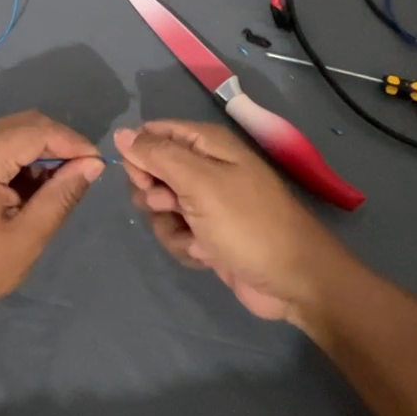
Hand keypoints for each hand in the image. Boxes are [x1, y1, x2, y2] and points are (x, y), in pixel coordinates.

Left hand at [0, 111, 105, 326]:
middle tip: (85, 174)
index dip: (73, 142)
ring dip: (42, 151)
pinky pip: (0, 146)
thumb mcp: (29, 235)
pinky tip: (36, 188)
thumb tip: (93, 164)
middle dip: (60, 143)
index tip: (99, 165)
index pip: (38, 130)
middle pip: (25, 124)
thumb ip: (62, 194)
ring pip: (14, 132)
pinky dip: (23, 159)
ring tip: (63, 185)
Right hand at [113, 120, 353, 324]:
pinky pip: (175, 231)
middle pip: (152, 170)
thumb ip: (156, 154)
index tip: (141, 177)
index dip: (140, 153)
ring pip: (159, 204)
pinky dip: (184, 243)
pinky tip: (204, 254)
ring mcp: (207, 203)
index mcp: (206, 144)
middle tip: (169, 206)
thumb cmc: (248, 223)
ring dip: (168, 224)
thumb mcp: (198, 182)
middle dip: (152, 192)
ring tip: (193, 236)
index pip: (153, 133)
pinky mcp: (208, 234)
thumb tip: (121, 133)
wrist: (295, 282)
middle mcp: (205, 168)